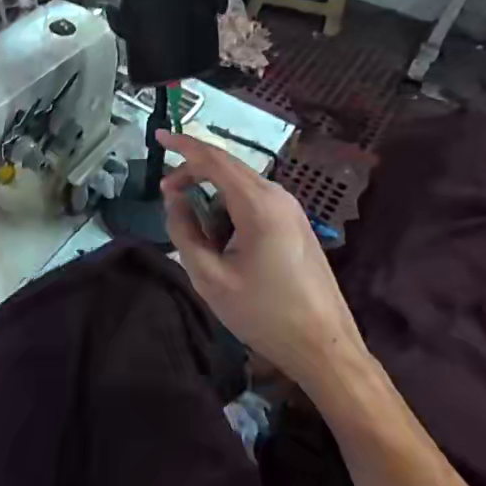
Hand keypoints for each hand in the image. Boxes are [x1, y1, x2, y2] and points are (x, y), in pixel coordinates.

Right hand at [158, 130, 366, 392]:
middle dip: (194, 177)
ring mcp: (291, 209)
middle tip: (168, 199)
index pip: (214, 159)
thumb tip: (174, 199)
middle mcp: (278, 196)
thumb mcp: (210, 277)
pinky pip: (255, 202)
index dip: (183, 144)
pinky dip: (232, 212)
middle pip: (227, 169)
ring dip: (214, 202)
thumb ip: (184, 231)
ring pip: (239, 188)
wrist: (326, 349)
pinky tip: (228, 249)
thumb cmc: (264, 314)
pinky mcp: (296, 224)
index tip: (159, 136)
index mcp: (258, 204)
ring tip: (206, 245)